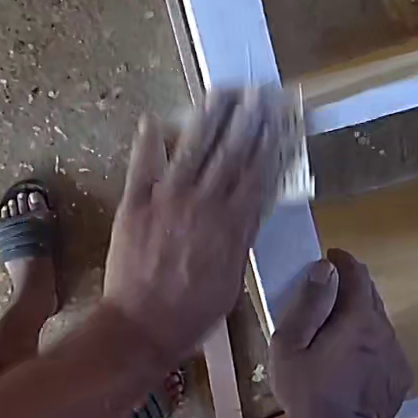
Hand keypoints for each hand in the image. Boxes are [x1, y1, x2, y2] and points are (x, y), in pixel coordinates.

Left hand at [103, 88, 288, 362]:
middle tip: (258, 93)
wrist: (142, 325)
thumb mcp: (232, 277)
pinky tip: (153, 119)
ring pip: (192, 151)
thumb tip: (252, 204)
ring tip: (220, 94)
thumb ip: (241, 236)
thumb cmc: (192, 311)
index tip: (283, 119)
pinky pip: (142, 166)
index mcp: (232, 224)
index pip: (259, 173)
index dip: (273, 143)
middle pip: (230, 154)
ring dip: (207, 120)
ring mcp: (166, 200)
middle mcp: (203, 204)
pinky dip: (147, 142)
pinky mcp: (134, 204)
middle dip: (247, 120)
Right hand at [270, 249, 411, 417]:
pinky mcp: (400, 375)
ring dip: (357, 313)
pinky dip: (366, 338)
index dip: (342, 261)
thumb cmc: (305, 389)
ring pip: (378, 319)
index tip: (327, 256)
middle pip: (370, 294)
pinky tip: (347, 355)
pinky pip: (383, 344)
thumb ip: (309, 303)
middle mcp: (384, 331)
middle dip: (349, 284)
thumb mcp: (290, 343)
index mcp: (357, 320)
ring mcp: (396, 354)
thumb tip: (323, 269)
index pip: (357, 274)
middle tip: (323, 290)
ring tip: (331, 326)